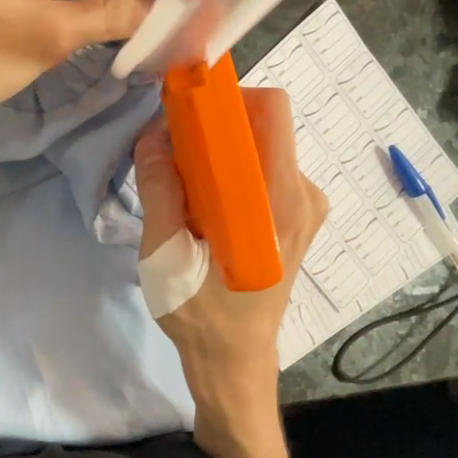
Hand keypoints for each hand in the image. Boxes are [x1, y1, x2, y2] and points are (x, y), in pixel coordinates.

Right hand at [134, 88, 328, 451]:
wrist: (233, 360)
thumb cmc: (199, 312)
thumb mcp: (165, 254)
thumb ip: (160, 190)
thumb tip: (153, 135)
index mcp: (276, 199)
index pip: (269, 110)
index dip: (224, 97)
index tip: (181, 112)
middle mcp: (302, 193)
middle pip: (260, 126)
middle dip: (210, 129)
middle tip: (167, 158)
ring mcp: (303, 206)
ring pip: (257, 149)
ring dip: (215, 155)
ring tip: (179, 192)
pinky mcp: (295, 218)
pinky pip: (260, 172)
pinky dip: (227, 175)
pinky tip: (200, 210)